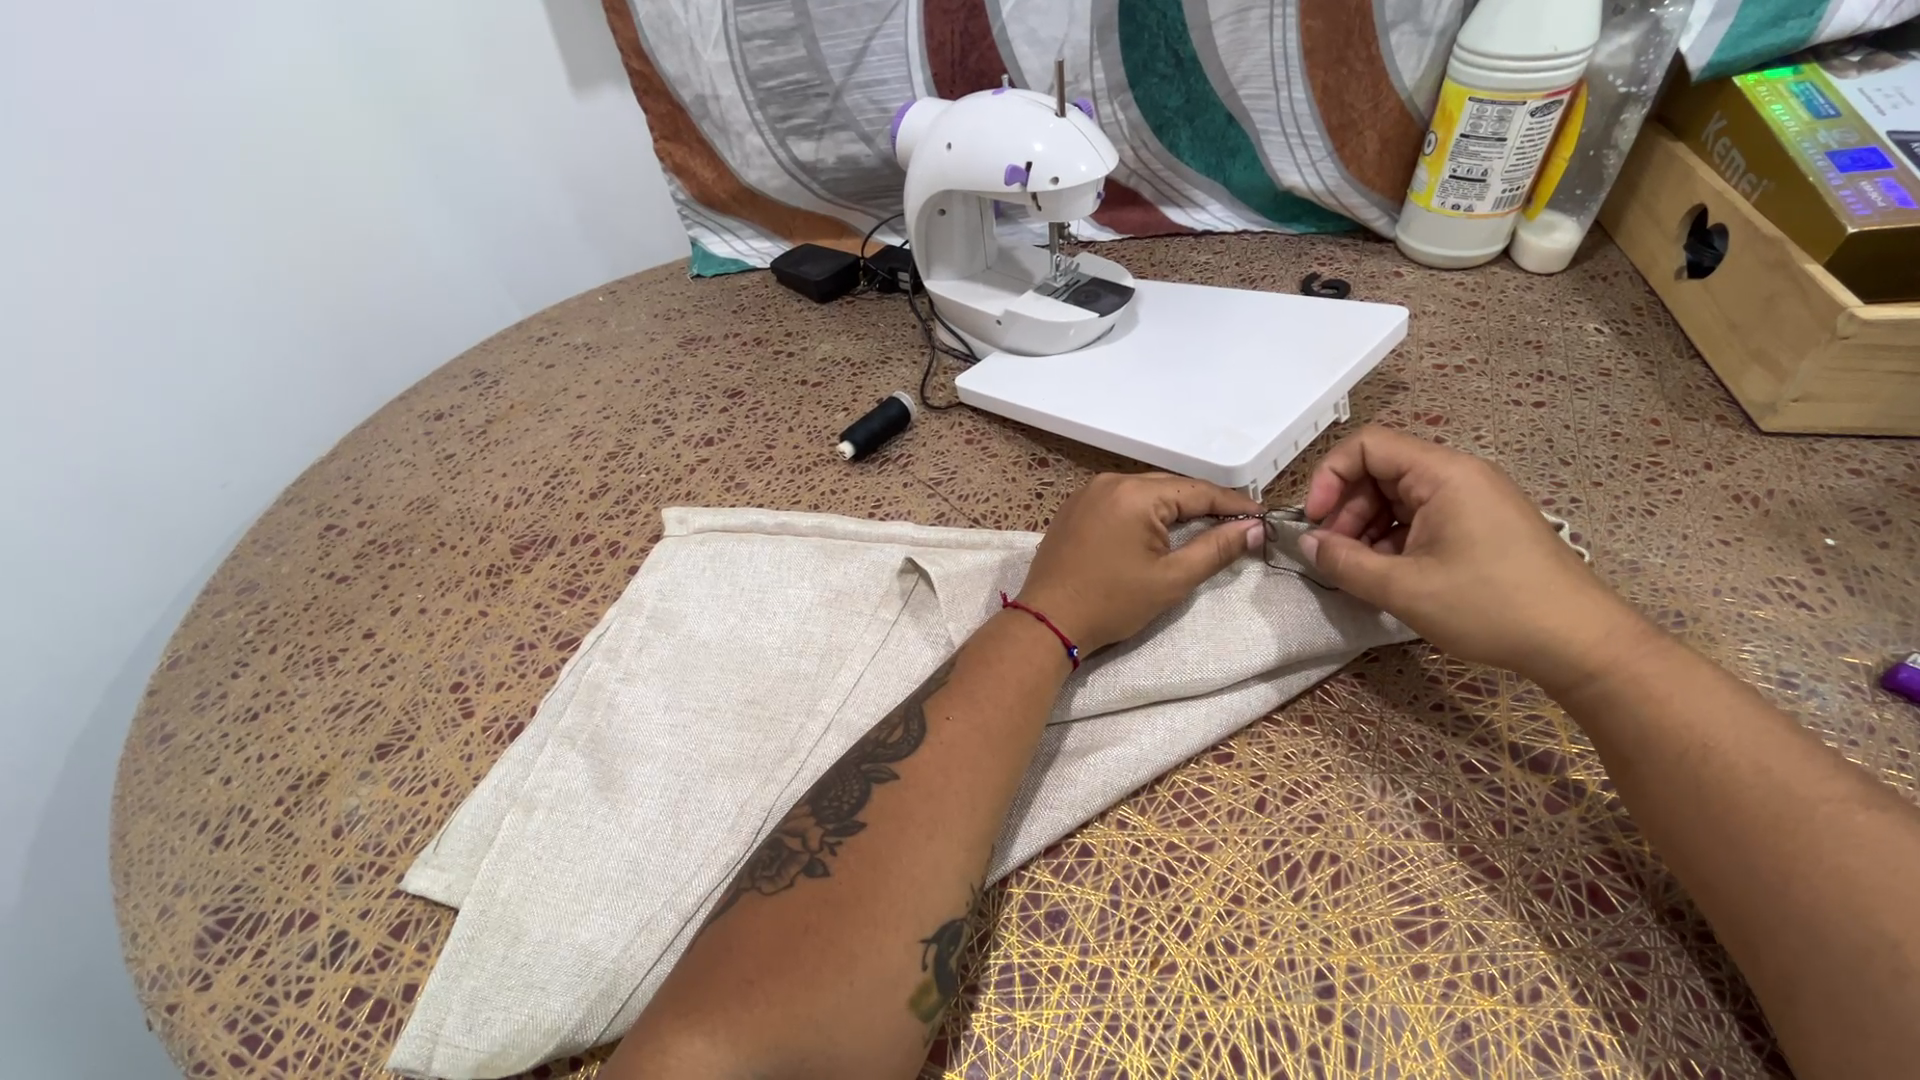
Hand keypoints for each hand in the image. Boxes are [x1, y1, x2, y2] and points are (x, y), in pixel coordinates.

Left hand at [1017, 473, 1264, 653]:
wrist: (1047, 620)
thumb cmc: (1111, 603)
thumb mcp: (1172, 579)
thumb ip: (1216, 549)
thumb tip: (1253, 528)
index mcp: (1136, 494)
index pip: (1198, 491)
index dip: (1233, 505)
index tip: (1262, 517)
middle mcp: (1111, 482)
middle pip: (1171, 487)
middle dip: (1205, 504)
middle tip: (1238, 523)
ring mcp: (1088, 493)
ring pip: (1145, 492)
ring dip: (1175, 508)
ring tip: (1205, 526)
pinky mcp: (1074, 508)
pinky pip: (1120, 500)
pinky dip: (1145, 512)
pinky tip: (1159, 530)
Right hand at [1299, 426, 1650, 691]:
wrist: (1578, 642)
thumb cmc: (1490, 606)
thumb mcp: (1404, 588)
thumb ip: (1344, 562)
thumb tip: (1305, 544)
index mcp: (1444, 474)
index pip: (1367, 446)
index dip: (1329, 476)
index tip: (1314, 520)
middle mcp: (1459, 476)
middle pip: (1380, 472)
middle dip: (1345, 510)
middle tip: (1332, 554)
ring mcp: (1472, 501)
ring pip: (1397, 498)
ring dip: (1366, 529)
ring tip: (1357, 570)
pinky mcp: (1479, 526)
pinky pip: (1420, 519)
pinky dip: (1393, 541)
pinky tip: (1387, 576)